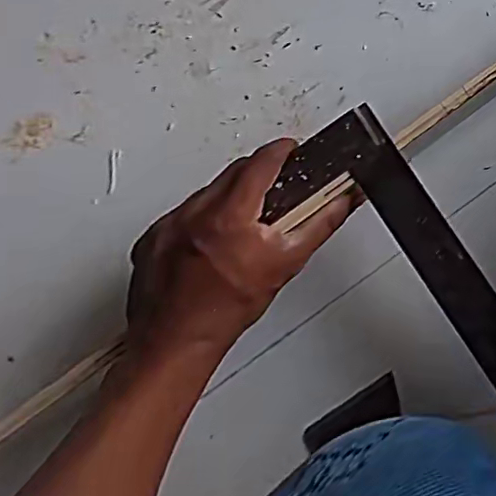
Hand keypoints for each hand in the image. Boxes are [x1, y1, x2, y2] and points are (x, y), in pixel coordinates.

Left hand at [125, 138, 358, 360]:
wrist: (175, 346)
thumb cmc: (225, 311)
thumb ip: (323, 222)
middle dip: (258, 173)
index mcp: (229, 216)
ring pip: (208, 190)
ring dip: (230, 196)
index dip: (282, 150)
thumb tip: (345, 199)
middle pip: (234, 172)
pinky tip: (213, 242)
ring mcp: (167, 226)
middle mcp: (193, 214)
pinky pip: (183, 212)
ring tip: (243, 225)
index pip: (261, 161)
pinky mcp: (150, 239)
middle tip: (276, 189)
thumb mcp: (288, 261)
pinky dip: (202, 217)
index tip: (291, 148)